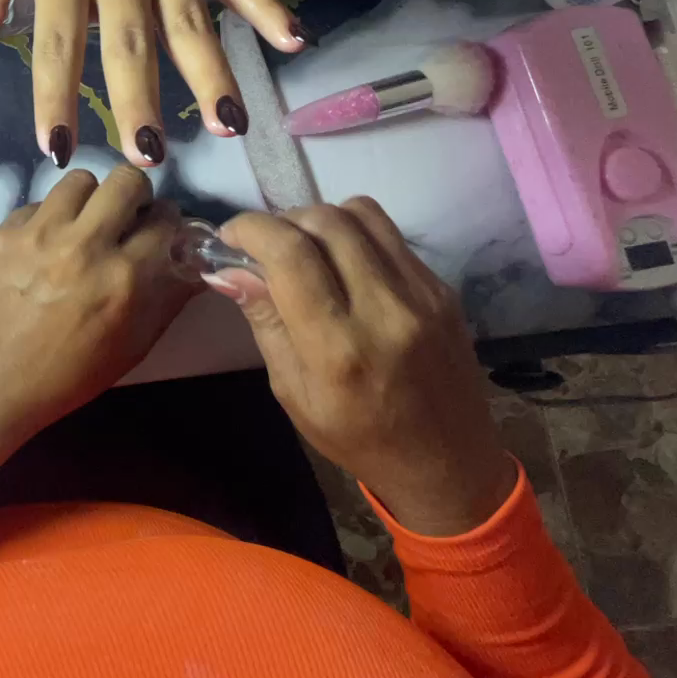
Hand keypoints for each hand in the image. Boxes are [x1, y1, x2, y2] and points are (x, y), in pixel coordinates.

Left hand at [0, 166, 198, 468]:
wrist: (0, 377)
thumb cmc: (75, 369)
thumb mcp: (136, 342)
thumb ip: (170, 295)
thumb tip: (195, 257)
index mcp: (123, 277)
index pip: (165, 219)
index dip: (167, 222)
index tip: (159, 229)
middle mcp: (83, 245)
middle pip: (125, 180)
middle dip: (134, 194)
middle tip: (125, 214)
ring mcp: (39, 234)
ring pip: (79, 180)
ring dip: (89, 198)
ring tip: (83, 223)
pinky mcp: (5, 233)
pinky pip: (38, 203)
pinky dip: (49, 218)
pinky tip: (45, 245)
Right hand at [212, 199, 516, 535]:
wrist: (448, 463)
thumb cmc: (355, 436)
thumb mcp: (291, 391)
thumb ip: (265, 322)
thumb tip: (228, 269)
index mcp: (339, 346)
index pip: (290, 254)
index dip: (250, 230)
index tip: (228, 238)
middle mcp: (385, 309)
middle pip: (324, 221)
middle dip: (279, 221)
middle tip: (261, 246)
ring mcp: (422, 294)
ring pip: (359, 214)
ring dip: (316, 219)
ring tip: (300, 247)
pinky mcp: (442, 288)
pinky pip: (388, 234)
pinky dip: (350, 234)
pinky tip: (339, 264)